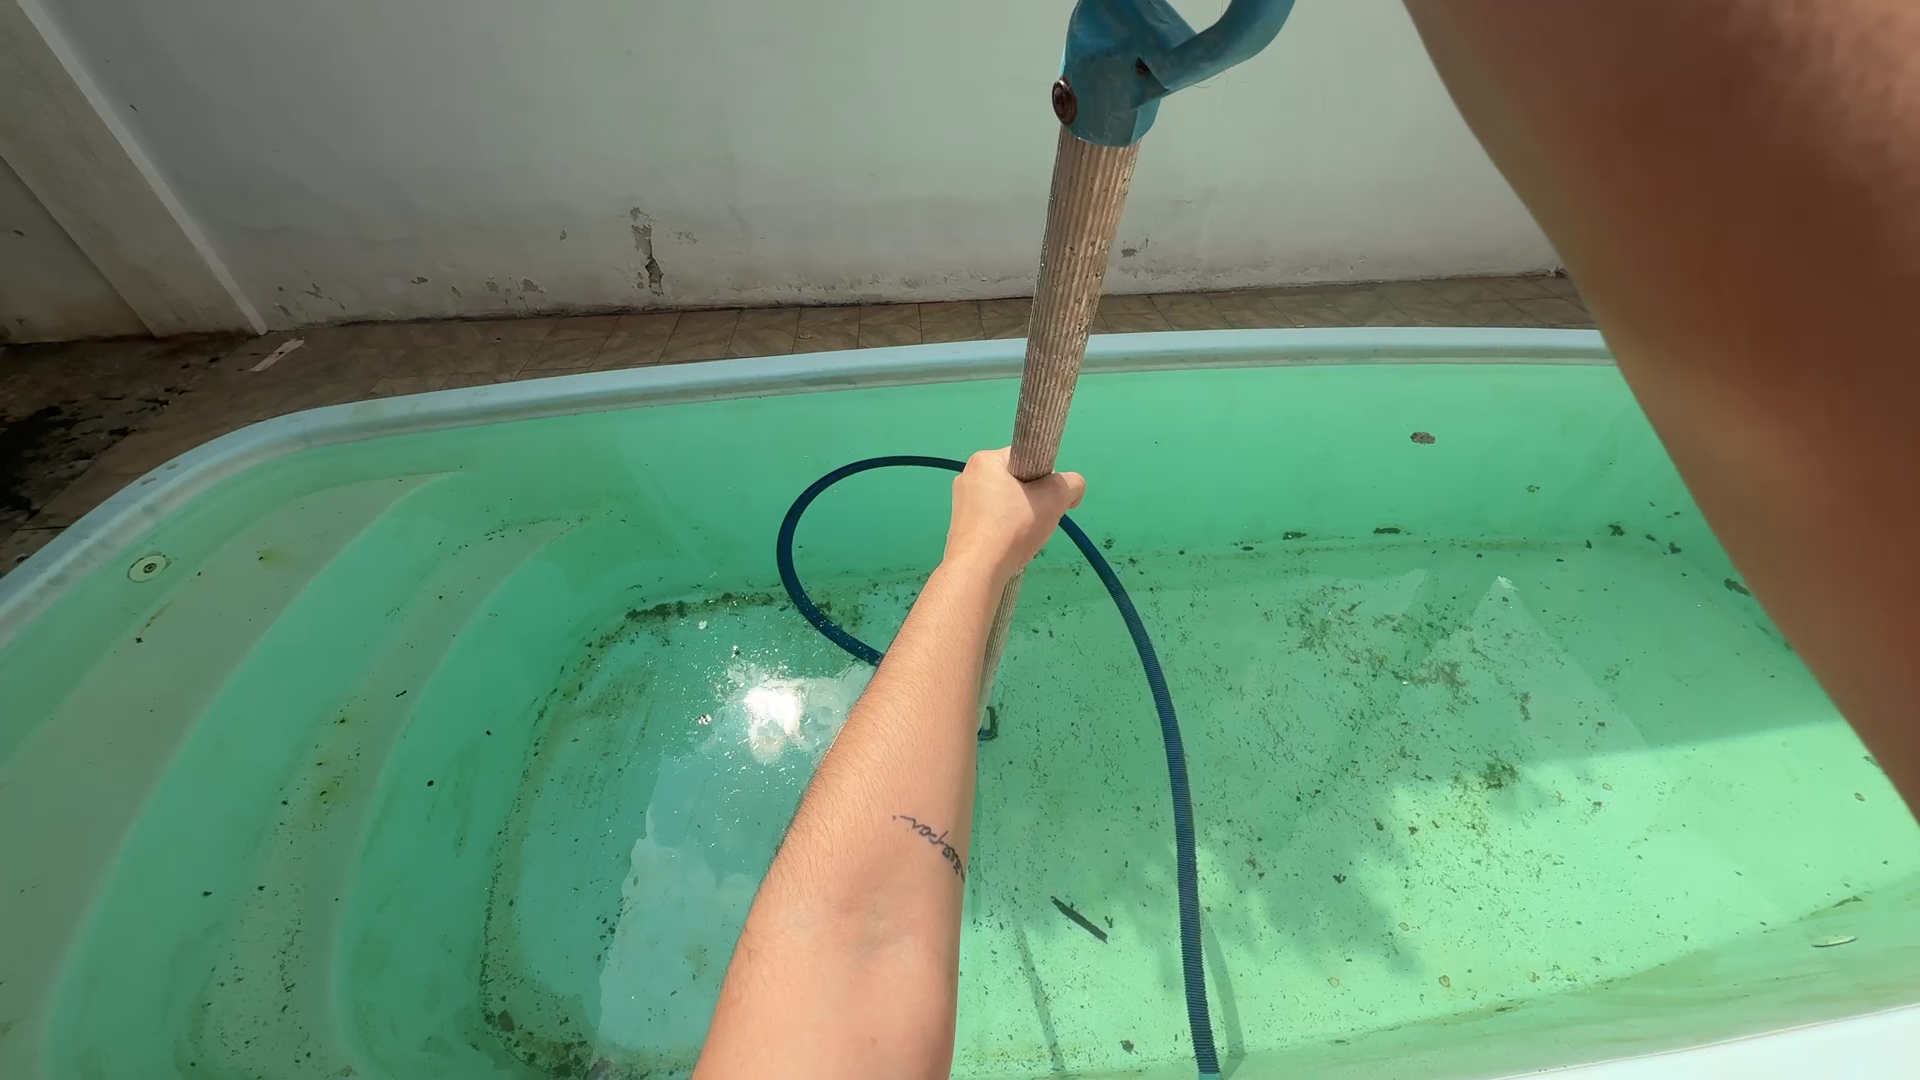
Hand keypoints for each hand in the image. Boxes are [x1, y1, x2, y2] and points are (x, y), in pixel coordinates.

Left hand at [942, 448, 1086, 584]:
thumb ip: (1072, 484)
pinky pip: (991, 520)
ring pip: (1004, 503)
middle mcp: (967, 476)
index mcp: (984, 460)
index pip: (1025, 458)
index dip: (1044, 477)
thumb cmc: (1013, 527)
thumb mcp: (1055, 498)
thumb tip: (1072, 490)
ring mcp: (960, 502)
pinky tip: (1009, 545)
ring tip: (1023, 536)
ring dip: (1019, 517)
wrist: (978, 570)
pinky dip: (1004, 530)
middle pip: (1015, 481)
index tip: (1048, 498)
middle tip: (1038, 519)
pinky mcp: (958, 526)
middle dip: (1032, 499)